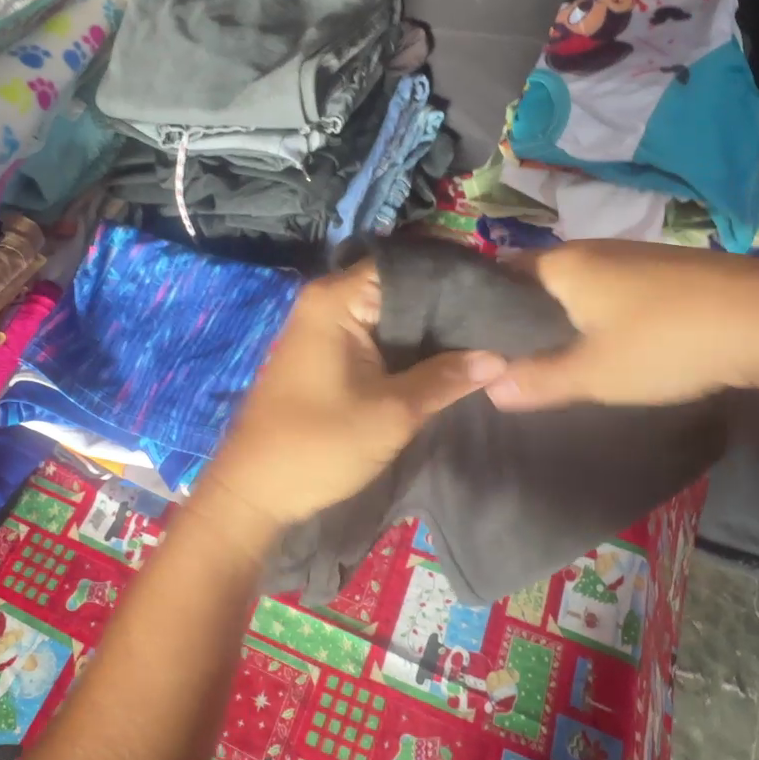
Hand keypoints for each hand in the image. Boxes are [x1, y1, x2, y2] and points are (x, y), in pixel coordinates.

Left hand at [197, 264, 505, 535]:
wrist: (255, 492)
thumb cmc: (319, 446)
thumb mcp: (393, 413)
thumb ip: (447, 378)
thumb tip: (500, 356)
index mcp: (337, 298)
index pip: (410, 266)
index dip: (457, 278)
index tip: (501, 294)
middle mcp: (328, 299)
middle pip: (402, 287)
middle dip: (450, 306)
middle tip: (502, 320)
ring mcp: (325, 325)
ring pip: (393, 314)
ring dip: (432, 328)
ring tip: (488, 336)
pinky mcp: (328, 352)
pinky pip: (378, 334)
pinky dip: (410, 345)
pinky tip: (450, 358)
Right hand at [485, 240, 758, 409]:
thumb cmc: (665, 343)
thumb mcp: (594, 373)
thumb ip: (538, 380)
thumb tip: (488, 387)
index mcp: (566, 264)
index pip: (504, 272)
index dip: (487, 305)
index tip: (477, 341)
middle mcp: (594, 249)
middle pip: (543, 278)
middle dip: (527, 314)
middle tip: (514, 358)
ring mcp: (635, 255)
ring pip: (583, 284)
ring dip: (569, 314)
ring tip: (561, 355)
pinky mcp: (668, 269)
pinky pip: (616, 288)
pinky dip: (605, 311)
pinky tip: (617, 341)